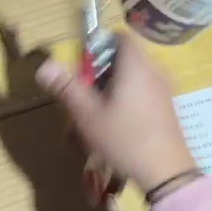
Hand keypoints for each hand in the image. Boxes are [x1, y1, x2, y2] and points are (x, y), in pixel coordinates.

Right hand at [36, 34, 197, 193]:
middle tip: (81, 98)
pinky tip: (112, 128)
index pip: (119, 37)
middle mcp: (153, 71)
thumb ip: (67, 87)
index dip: (98, 46)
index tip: (82, 67)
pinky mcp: (166, 108)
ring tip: (92, 118)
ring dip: (108, 93)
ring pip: (130, 80)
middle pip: (122, 60)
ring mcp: (163, 90)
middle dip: (98, 76)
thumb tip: (45, 65)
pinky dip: (123, 103)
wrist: (166, 172)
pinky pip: (141, 94)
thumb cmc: (124, 139)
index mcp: (136, 66)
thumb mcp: (88, 115)